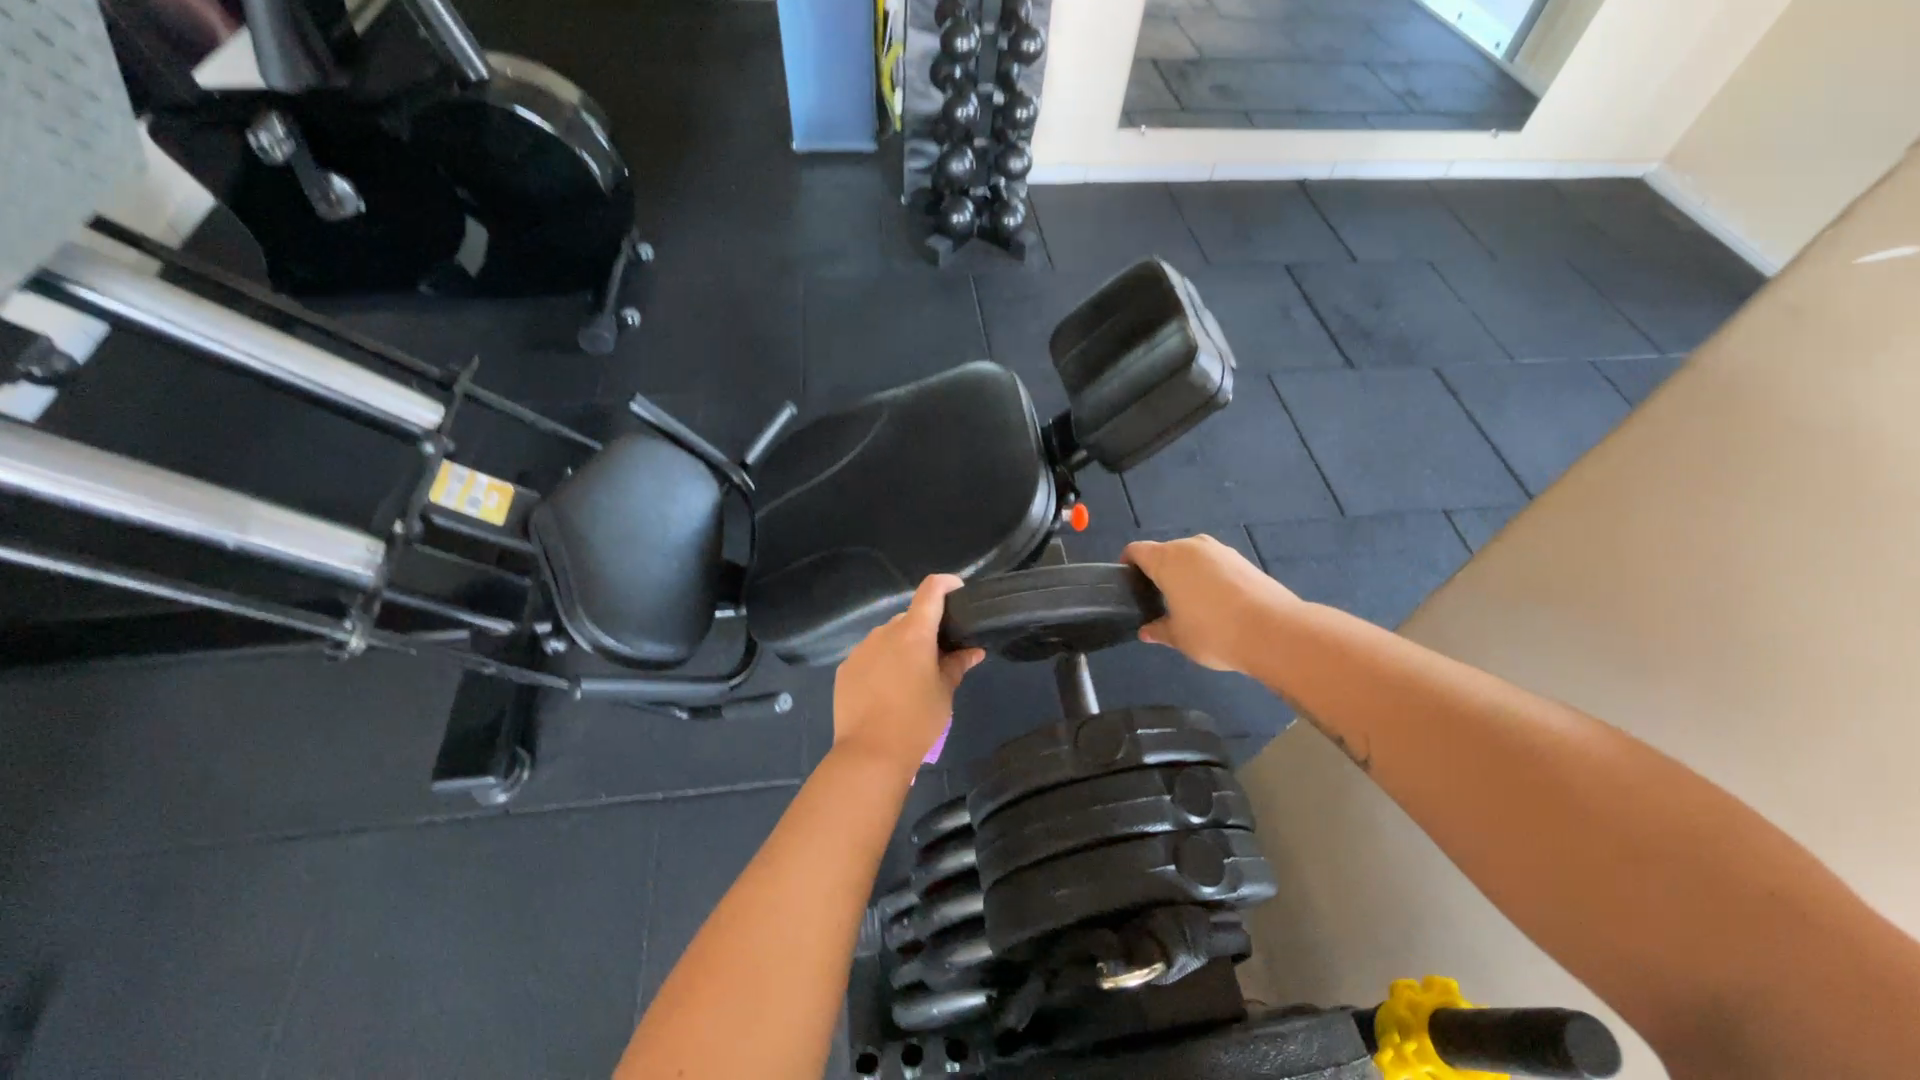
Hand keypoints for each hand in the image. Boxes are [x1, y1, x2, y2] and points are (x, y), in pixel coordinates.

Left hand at [833, 575, 985, 772]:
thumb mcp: (945, 692)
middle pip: (909, 618)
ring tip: (910, 678)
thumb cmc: (917, 720)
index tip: (958, 590)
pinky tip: (886, 691)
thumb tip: (973, 651)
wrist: (871, 752)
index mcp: (914, 633)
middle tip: (938, 656)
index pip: (931, 590)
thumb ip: (957, 665)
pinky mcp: (845, 668)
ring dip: (901, 647)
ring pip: (887, 637)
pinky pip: (869, 656)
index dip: (946, 584)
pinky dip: (882, 663)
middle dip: (925, 630)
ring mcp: (861, 649)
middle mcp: (885, 632)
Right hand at [1122, 535, 1300, 672]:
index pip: (1137, 551)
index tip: (1128, 584)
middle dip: (1159, 572)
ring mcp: (1221, 551)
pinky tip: (1216, 605)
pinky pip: (1215, 565)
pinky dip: (1209, 579)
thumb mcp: (1178, 637)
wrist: (1273, 631)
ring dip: (1186, 575)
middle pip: (1166, 552)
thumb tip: (1147, 631)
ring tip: (1189, 604)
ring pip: (1193, 558)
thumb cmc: (1213, 632)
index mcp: (1167, 560)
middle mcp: (1192, 547)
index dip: (1128, 564)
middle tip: (1158, 601)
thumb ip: (1159, 630)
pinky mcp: (1243, 560)